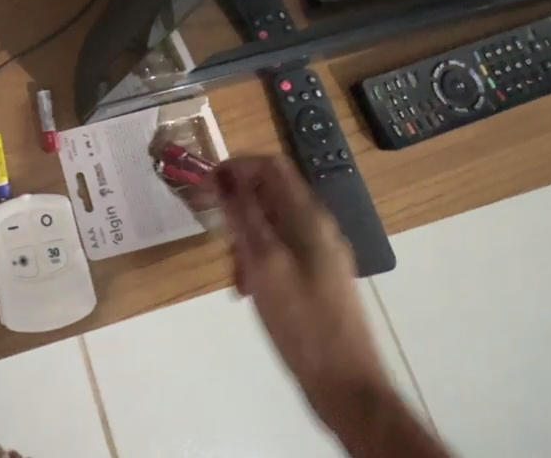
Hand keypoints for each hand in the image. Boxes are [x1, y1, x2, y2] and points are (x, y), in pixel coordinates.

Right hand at [216, 157, 388, 419]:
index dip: (235, 167)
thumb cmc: (301, 321)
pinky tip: (250, 288)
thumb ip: (244, 214)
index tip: (205, 185)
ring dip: (245, 238)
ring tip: (235, 272)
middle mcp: (317, 227)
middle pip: (269, 193)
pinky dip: (258, 259)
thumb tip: (224, 173)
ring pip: (271, 224)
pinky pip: (280, 250)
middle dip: (237, 208)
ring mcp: (320, 252)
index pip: (270, 166)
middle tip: (215, 233)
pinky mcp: (317, 277)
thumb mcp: (264, 262)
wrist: (345, 385)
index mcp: (308, 217)